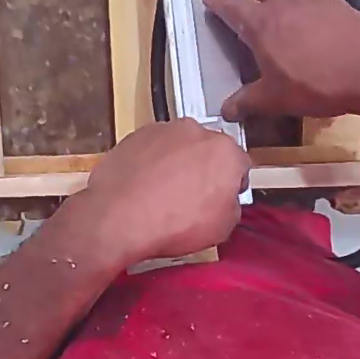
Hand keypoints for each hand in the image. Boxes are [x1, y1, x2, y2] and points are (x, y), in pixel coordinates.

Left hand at [61, 119, 250, 268]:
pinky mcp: (137, 136)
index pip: (240, 165)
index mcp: (226, 152)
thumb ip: (232, 206)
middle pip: (209, 150)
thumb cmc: (171, 221)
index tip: (224, 196)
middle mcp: (197, 132)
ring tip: (166, 194)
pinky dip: (152, 163)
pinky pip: (153, 149)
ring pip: (180, 147)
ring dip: (178, 164)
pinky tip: (146, 188)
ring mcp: (165, 131)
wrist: (119, 217)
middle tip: (194, 197)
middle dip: (205, 169)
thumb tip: (227, 202)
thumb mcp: (222, 227)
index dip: (233, 184)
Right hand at [203, 0, 359, 122]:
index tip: (208, 2)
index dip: (215, 2)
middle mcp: (283, 1)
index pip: (230, 3)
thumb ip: (248, 102)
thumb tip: (225, 110)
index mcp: (262, 22)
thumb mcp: (277, 99)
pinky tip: (298, 4)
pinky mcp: (333, 1)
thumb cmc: (319, 85)